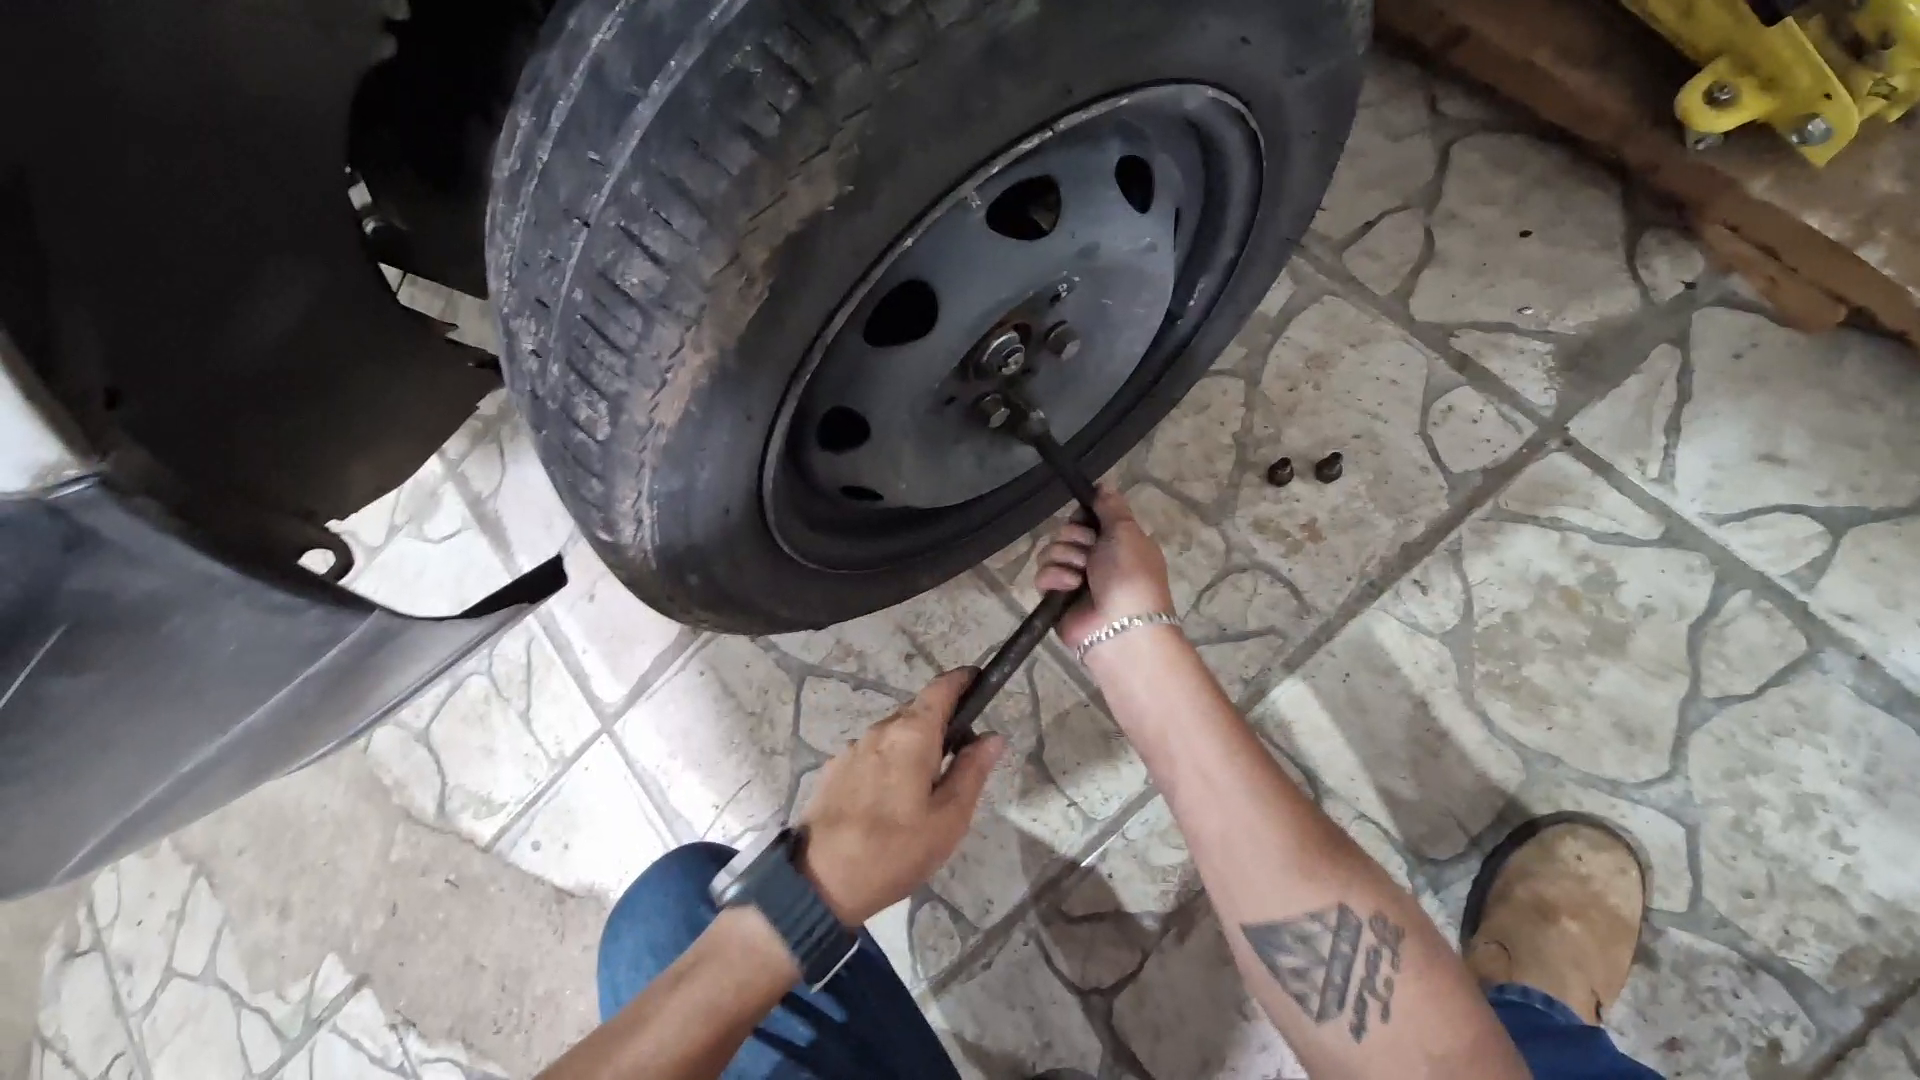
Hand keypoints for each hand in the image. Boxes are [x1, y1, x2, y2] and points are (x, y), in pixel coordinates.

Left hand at [795, 670, 1006, 924]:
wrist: (819, 882)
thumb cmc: (895, 850)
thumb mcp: (949, 818)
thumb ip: (972, 771)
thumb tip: (993, 737)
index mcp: (912, 734)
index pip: (941, 688)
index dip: (963, 681)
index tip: (980, 683)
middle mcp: (879, 730)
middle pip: (917, 712)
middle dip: (941, 725)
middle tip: (962, 761)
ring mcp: (851, 749)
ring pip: (893, 735)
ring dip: (913, 748)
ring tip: (925, 790)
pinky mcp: (833, 771)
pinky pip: (871, 755)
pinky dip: (889, 764)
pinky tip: (890, 802)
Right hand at [1034, 485, 1176, 649]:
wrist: (1122, 626)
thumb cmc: (1131, 575)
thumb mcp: (1127, 532)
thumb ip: (1111, 507)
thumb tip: (1103, 484)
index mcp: (1115, 542)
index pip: (1086, 518)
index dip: (1083, 516)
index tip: (1087, 519)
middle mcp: (1094, 558)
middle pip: (1065, 531)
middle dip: (1074, 538)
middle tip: (1090, 554)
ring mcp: (1074, 579)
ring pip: (1050, 550)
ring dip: (1065, 558)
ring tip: (1080, 575)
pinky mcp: (1056, 598)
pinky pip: (1042, 575)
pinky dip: (1055, 577)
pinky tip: (1070, 587)